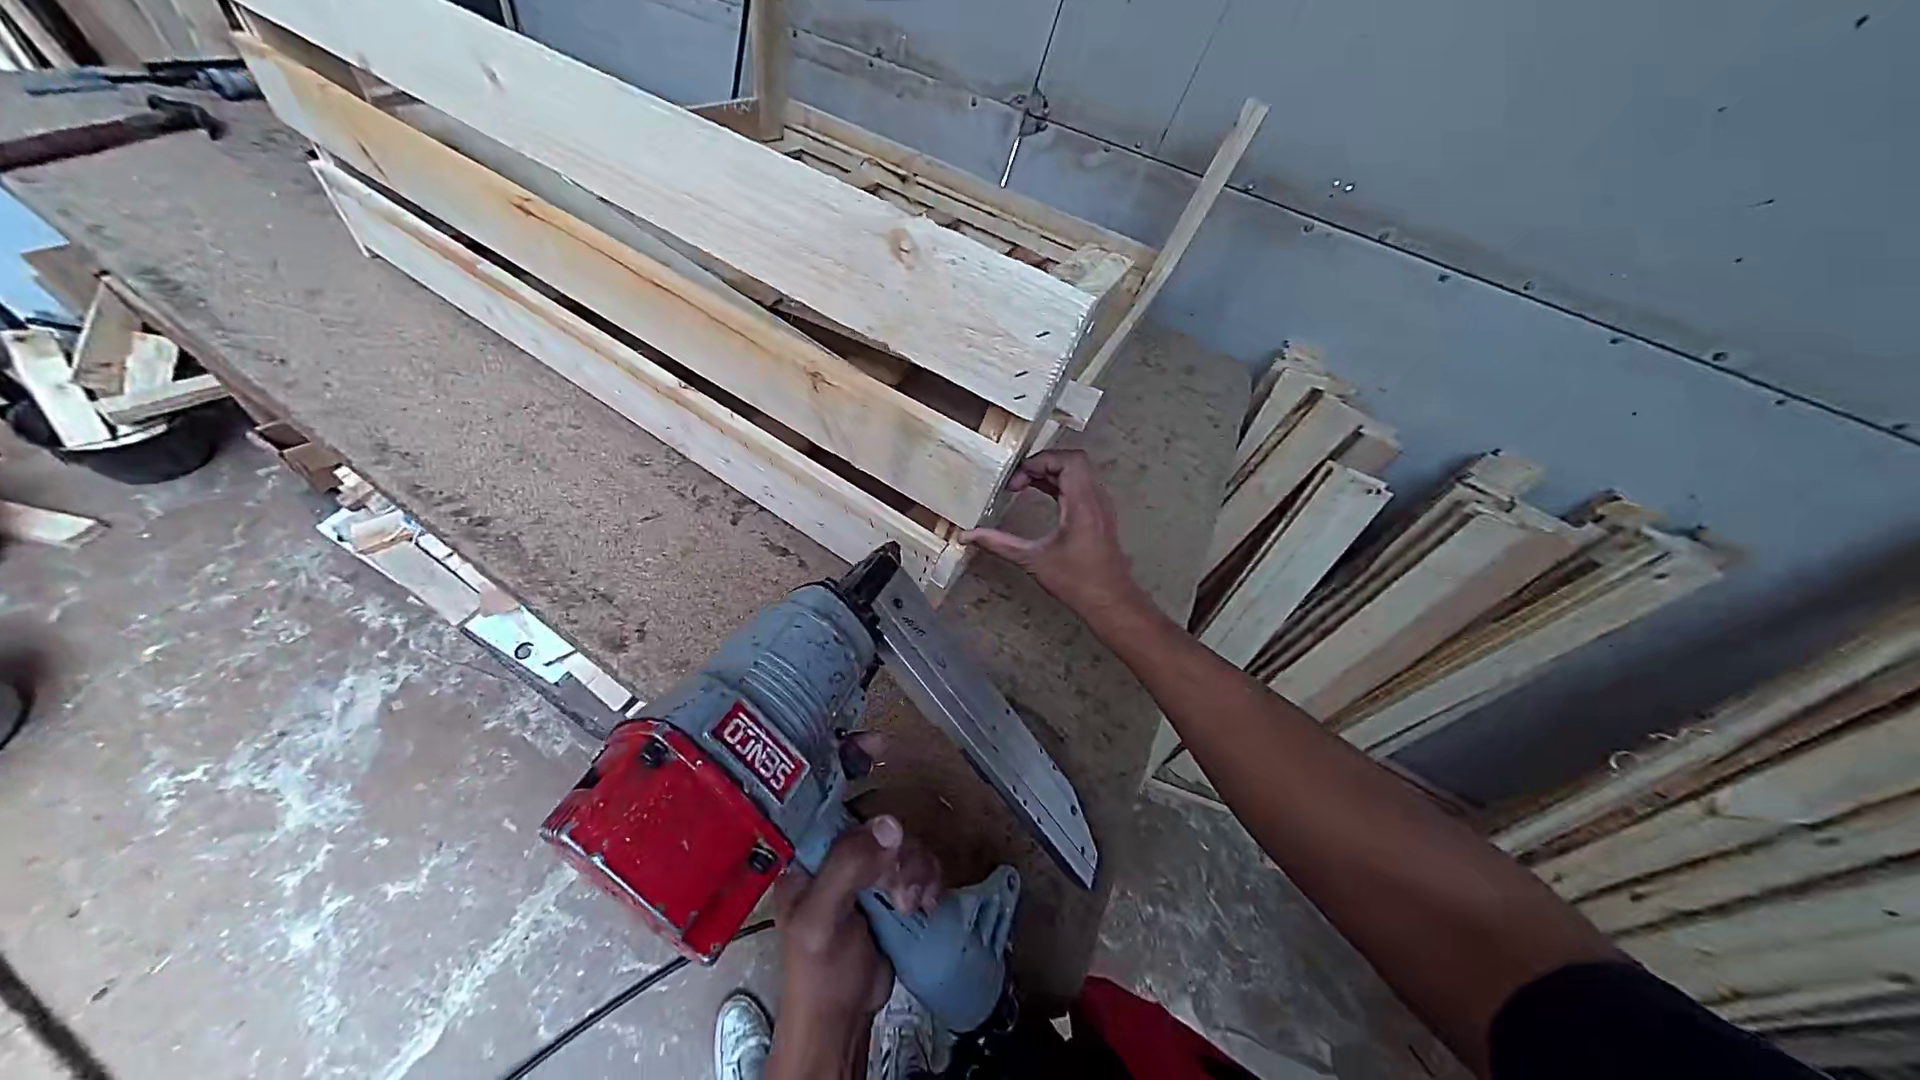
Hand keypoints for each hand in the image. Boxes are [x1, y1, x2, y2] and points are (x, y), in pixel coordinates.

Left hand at [766, 816, 941, 1079]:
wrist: (844, 1020)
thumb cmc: (820, 974)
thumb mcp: (821, 920)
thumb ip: (848, 867)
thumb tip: (891, 824)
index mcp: (809, 857)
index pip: (843, 814)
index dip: (870, 828)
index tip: (885, 857)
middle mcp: (838, 857)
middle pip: (882, 829)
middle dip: (900, 861)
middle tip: (899, 897)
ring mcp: (867, 873)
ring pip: (906, 845)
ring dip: (917, 873)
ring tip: (909, 908)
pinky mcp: (892, 889)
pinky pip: (920, 864)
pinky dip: (929, 880)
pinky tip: (924, 905)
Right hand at [961, 449, 1148, 618]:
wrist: (1110, 602)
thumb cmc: (1077, 582)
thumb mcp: (1033, 560)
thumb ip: (999, 544)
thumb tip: (968, 536)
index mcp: (1083, 505)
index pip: (1069, 460)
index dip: (1041, 461)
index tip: (1018, 477)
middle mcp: (1096, 500)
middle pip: (1072, 462)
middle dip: (1041, 465)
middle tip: (1017, 481)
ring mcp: (1101, 507)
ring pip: (1077, 473)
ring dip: (1050, 474)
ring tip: (1024, 486)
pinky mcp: (1100, 515)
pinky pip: (1081, 486)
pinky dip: (1060, 484)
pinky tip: (1041, 495)